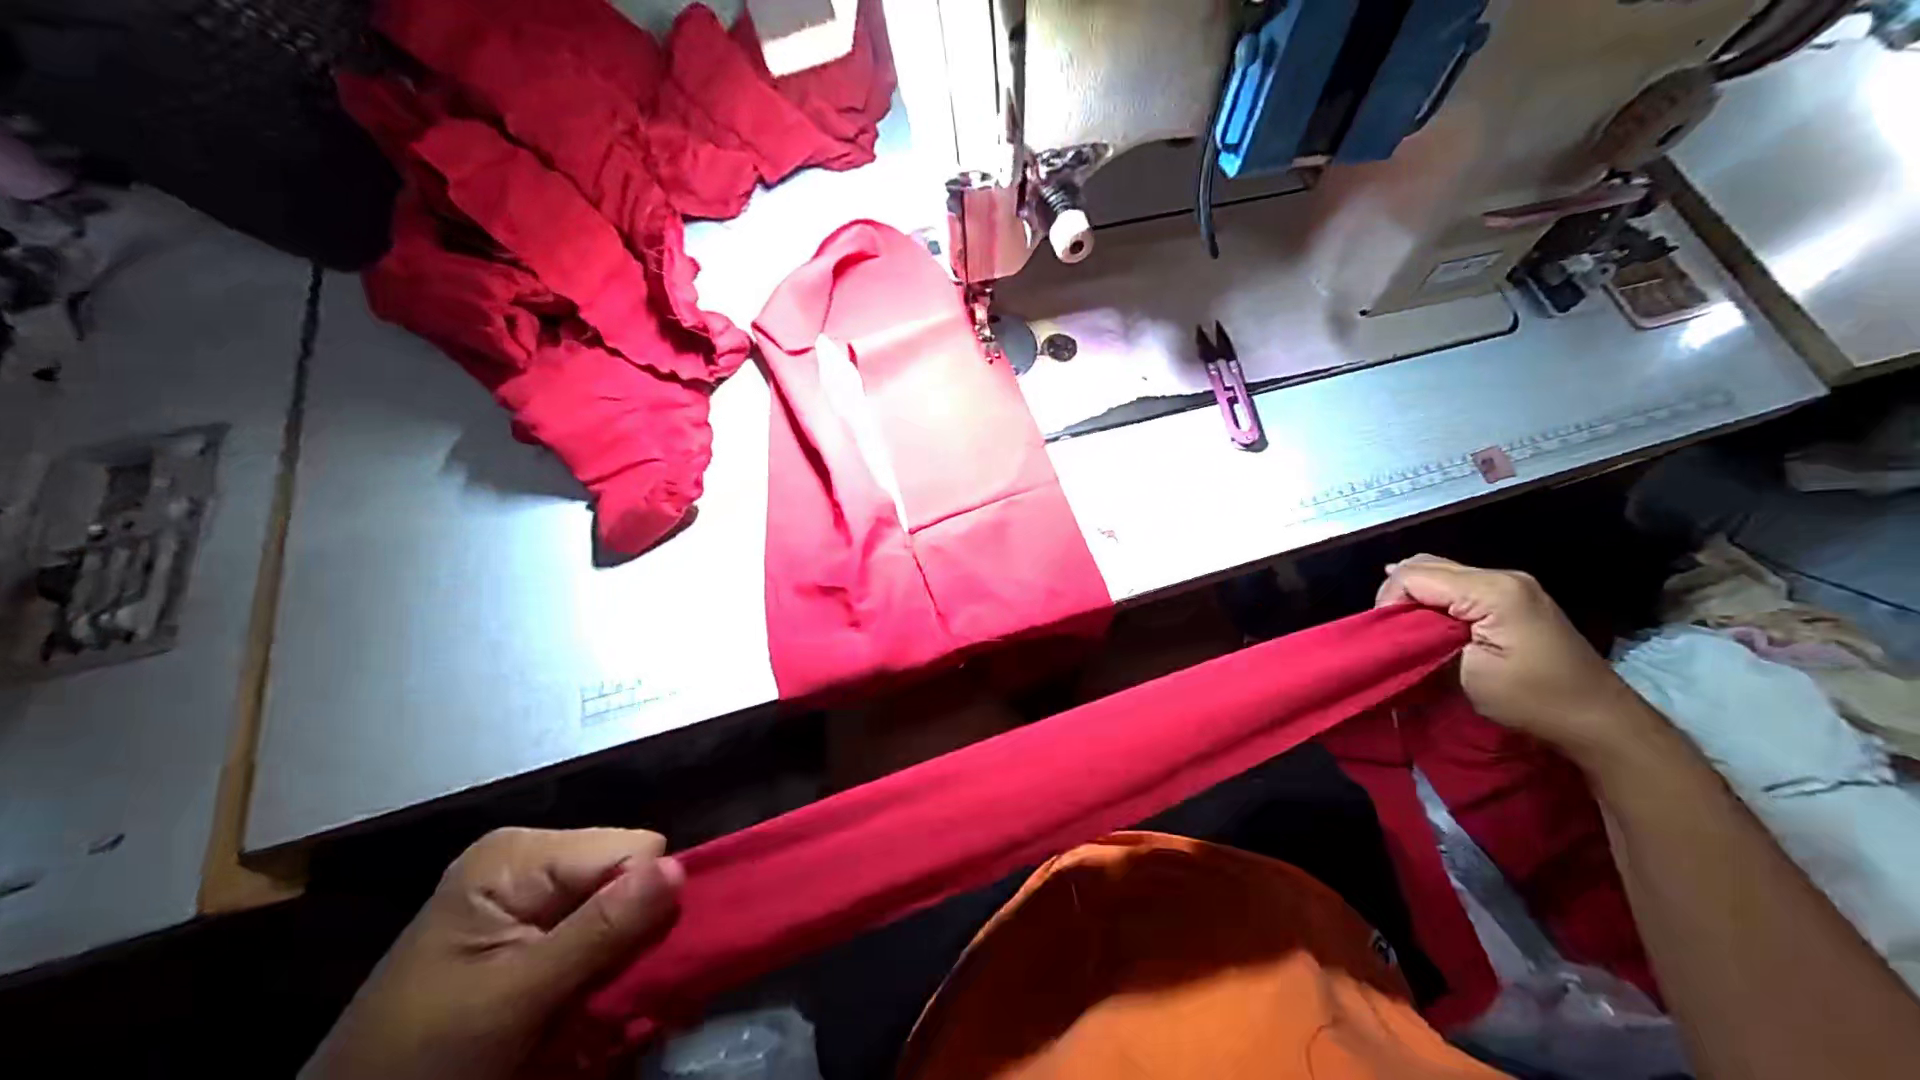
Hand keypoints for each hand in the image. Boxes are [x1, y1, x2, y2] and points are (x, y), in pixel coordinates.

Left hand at [302, 827, 682, 1079]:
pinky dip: (600, 967)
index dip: (639, 907)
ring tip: (584, 1003)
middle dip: (628, 934)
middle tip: (596, 994)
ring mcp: (530, 890)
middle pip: (628, 873)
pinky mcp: (532, 924)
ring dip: (616, 956)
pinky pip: (599, 926)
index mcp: (520, 854)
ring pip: (621, 903)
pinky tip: (575, 999)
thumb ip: (597, 931)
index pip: (633, 850)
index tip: (614, 968)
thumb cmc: (424, 1054)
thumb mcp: (512, 998)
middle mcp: (531, 857)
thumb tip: (678, 869)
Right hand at [1376, 555, 1658, 765]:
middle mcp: (1502, 575)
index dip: (1389, 602)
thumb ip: (1424, 637)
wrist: (1599, 720)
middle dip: (1398, 595)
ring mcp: (1512, 584)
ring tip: (1412, 632)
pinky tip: (1433, 626)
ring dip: (1416, 598)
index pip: (1412, 575)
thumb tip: (1393, 622)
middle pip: (1424, 565)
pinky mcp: (1515, 597)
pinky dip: (1436, 601)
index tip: (1389, 639)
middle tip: (1394, 633)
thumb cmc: (1531, 699)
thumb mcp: (1465, 672)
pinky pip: (1457, 585)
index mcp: (1492, 589)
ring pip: (1438, 572)